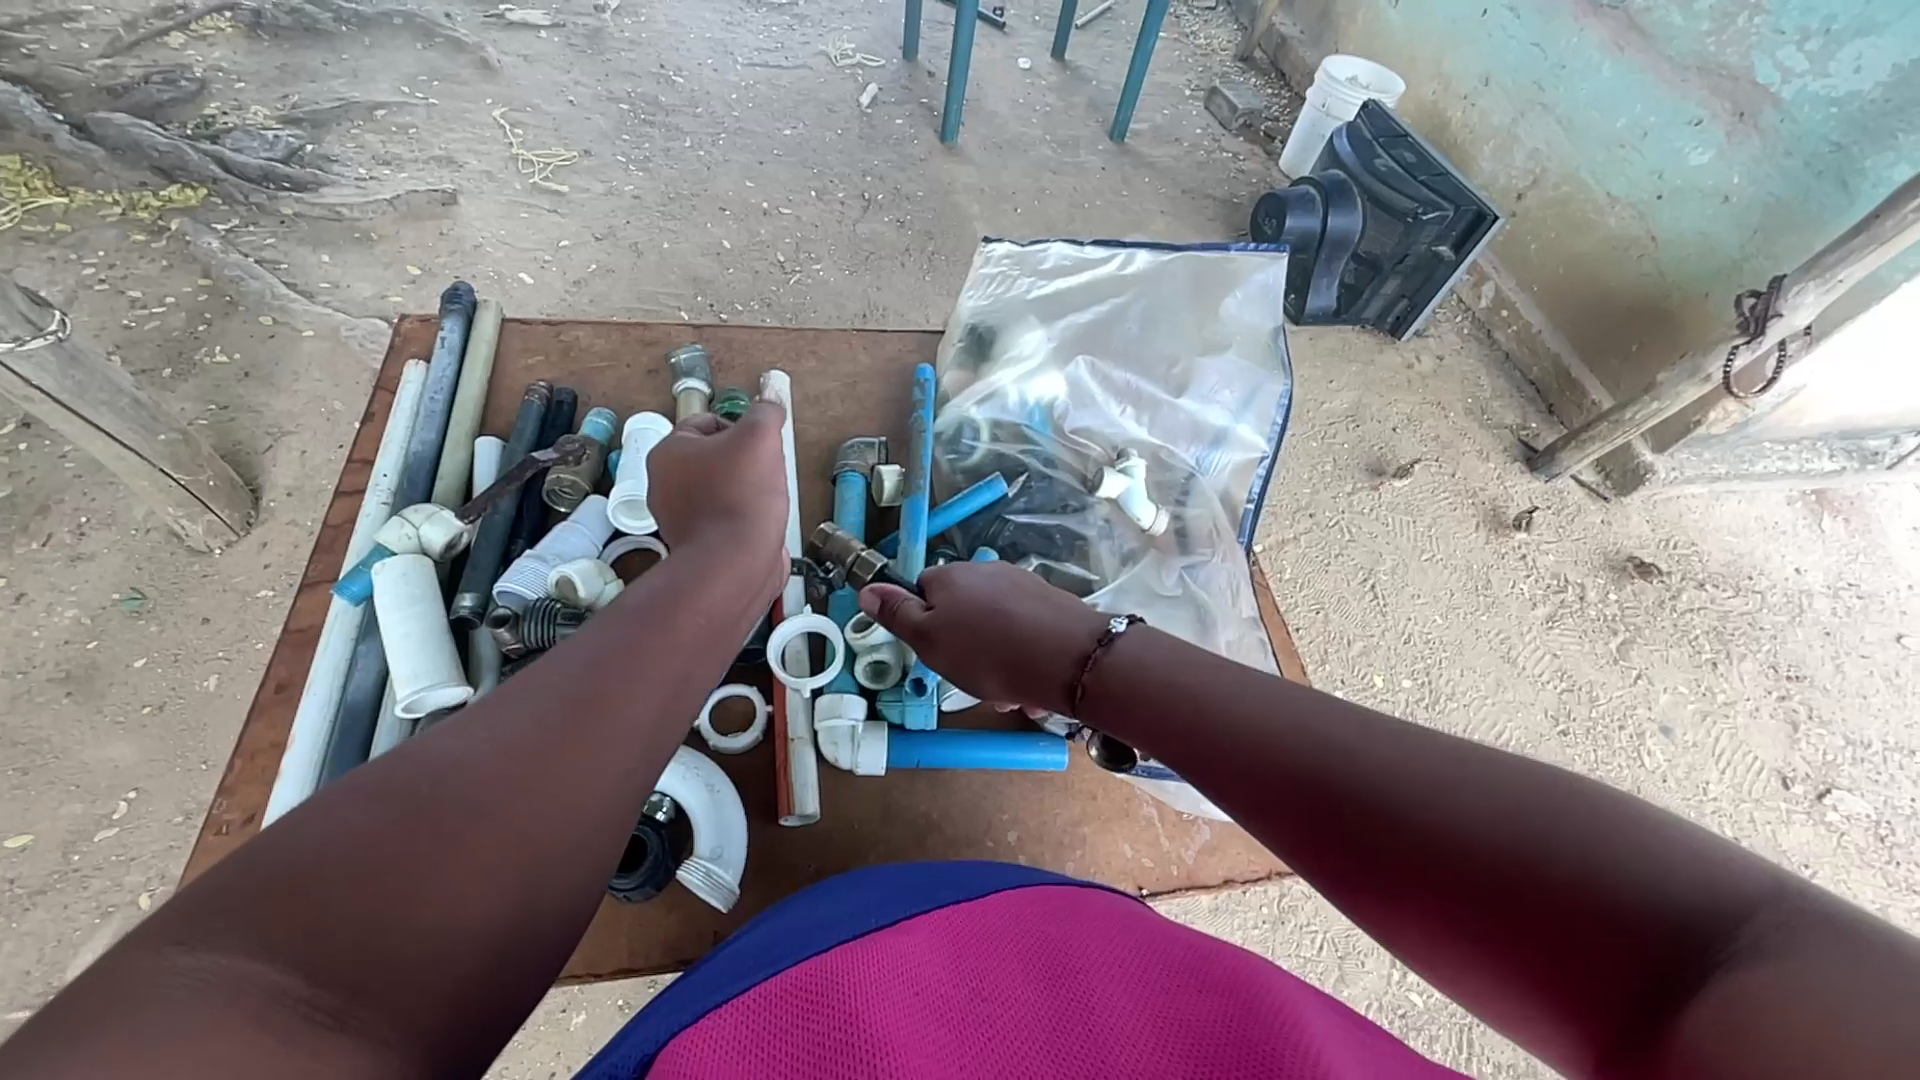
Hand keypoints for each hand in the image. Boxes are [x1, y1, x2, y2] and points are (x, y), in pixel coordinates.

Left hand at [643, 402, 788, 596]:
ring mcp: (679, 517)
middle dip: (744, 461)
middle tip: (766, 470)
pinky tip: (760, 522)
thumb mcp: (760, 437)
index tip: (761, 443)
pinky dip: (744, 518)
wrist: (736, 562)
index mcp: (668, 453)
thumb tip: (770, 402)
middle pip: (714, 457)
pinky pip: (725, 519)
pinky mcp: (699, 544)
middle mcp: (665, 484)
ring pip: (721, 488)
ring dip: (747, 490)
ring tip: (765, 498)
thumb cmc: (740, 497)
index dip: (740, 428)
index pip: (706, 422)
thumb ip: (765, 412)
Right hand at [859, 561, 1108, 715]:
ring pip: (993, 624)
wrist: (1069, 658)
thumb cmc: (987, 653)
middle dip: (963, 644)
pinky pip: (1023, 630)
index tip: (935, 651)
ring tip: (1005, 689)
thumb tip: (868, 588)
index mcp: (950, 576)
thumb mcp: (928, 641)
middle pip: (961, 608)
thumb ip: (897, 614)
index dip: (924, 623)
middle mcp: (985, 571)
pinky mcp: (1051, 603)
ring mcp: (1021, 584)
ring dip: (993, 655)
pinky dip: (1020, 654)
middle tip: (970, 677)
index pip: (922, 590)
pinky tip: (1028, 681)